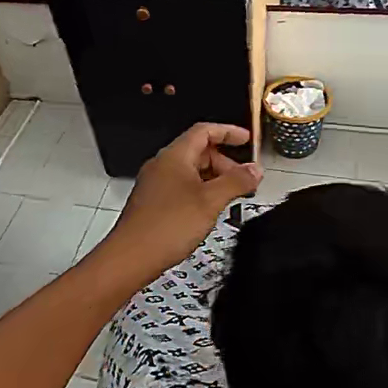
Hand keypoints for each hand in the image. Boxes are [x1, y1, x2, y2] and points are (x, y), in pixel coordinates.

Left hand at [104, 123, 261, 277]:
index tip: (246, 139)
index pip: (204, 131)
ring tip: (230, 198)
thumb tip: (255, 170)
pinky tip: (210, 211)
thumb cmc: (166, 226)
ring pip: (191, 172)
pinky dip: (201, 192)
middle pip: (199, 151)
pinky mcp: (153, 203)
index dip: (228, 132)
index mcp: (174, 156)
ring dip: (214, 179)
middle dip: (225, 162)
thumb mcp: (211, 201)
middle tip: (244, 180)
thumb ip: (237, 181)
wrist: (132, 257)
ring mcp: (156, 184)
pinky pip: (182, 188)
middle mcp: (162, 166)